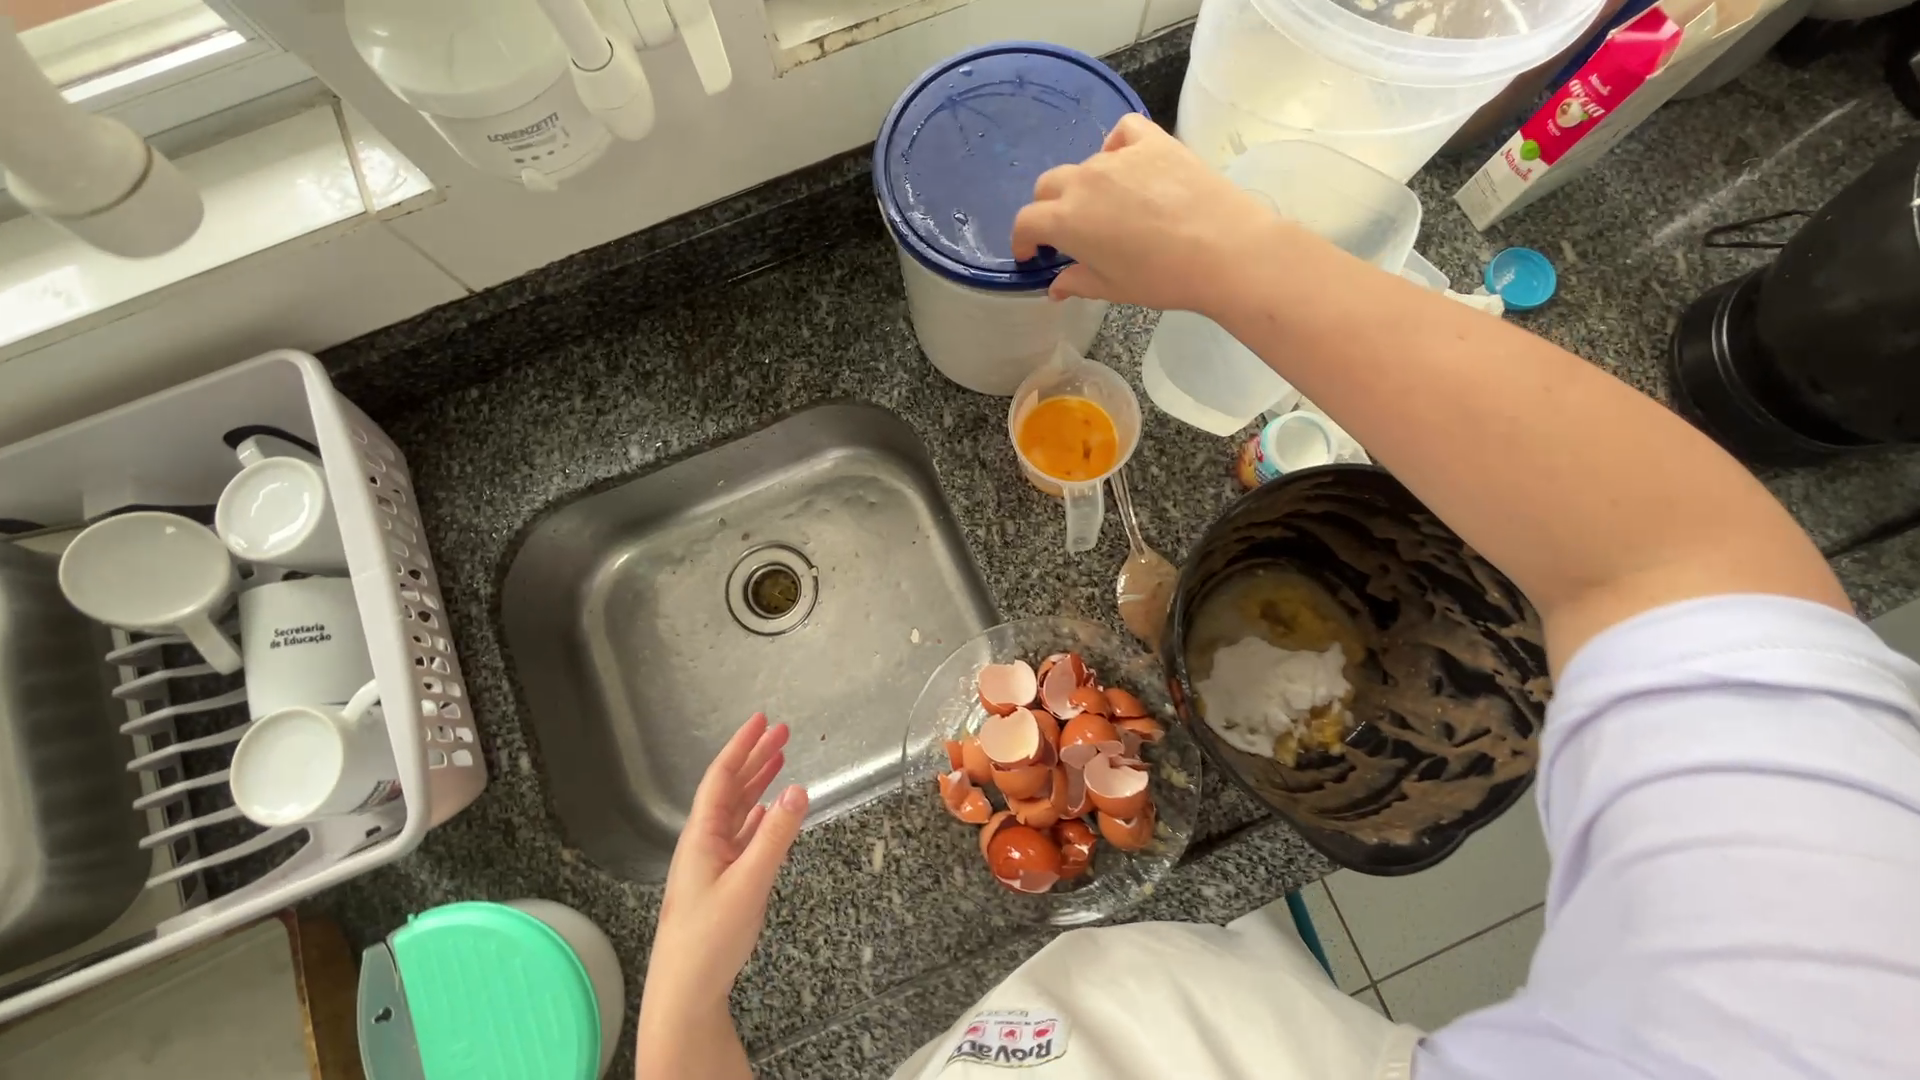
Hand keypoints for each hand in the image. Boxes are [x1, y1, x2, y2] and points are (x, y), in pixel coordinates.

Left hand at [643, 714, 806, 1012]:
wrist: (685, 992)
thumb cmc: (710, 936)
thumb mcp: (749, 883)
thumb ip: (775, 836)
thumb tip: (800, 789)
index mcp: (702, 835)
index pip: (721, 778)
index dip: (741, 746)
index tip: (762, 720)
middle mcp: (705, 841)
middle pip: (731, 788)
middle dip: (755, 757)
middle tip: (783, 731)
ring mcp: (714, 862)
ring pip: (737, 810)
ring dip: (758, 783)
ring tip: (780, 759)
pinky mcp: (724, 881)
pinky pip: (743, 834)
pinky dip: (760, 815)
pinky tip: (771, 810)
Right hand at [1009, 114, 1283, 316]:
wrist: (1223, 250)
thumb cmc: (1162, 278)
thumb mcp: (1113, 289)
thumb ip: (1077, 282)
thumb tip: (1056, 287)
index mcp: (1066, 221)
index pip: (1027, 222)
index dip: (1023, 240)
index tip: (1032, 253)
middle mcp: (1084, 181)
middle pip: (1048, 186)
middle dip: (1048, 209)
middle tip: (1067, 232)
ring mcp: (1118, 157)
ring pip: (1085, 165)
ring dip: (1085, 186)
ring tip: (1108, 207)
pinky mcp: (1153, 141)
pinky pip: (1122, 132)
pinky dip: (1116, 145)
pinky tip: (1126, 164)